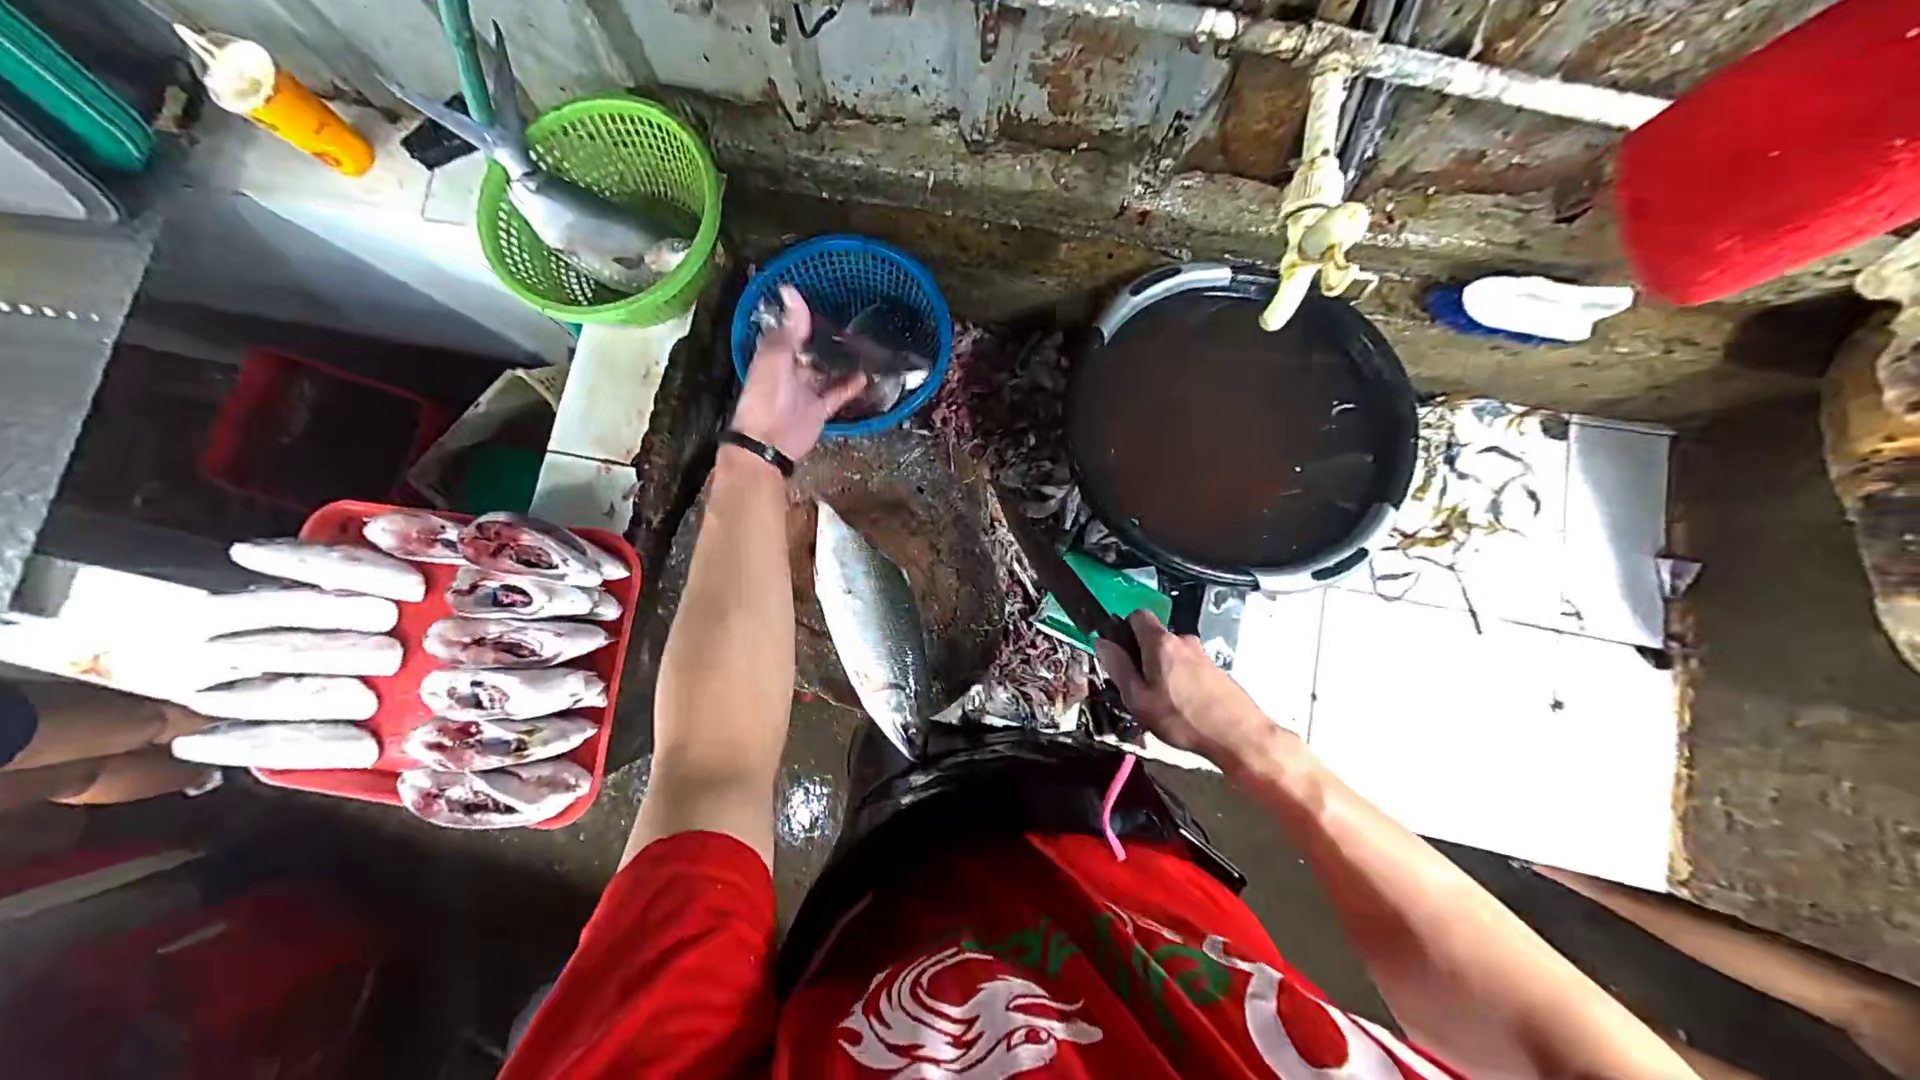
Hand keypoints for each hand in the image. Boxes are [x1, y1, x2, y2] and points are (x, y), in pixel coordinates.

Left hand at [731, 285, 866, 461]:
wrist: (768, 441)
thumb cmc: (766, 396)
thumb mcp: (776, 355)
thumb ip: (790, 327)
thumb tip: (790, 290)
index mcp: (776, 354)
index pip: (792, 330)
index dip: (804, 317)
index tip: (824, 300)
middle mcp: (792, 370)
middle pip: (813, 351)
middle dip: (828, 340)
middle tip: (852, 325)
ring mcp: (807, 390)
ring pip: (828, 372)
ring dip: (843, 362)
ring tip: (863, 348)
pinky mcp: (820, 409)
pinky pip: (838, 394)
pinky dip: (851, 386)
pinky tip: (864, 376)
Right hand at [1095, 610, 1290, 770]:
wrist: (1239, 736)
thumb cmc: (1182, 718)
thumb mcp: (1137, 698)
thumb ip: (1117, 666)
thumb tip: (1103, 643)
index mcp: (1160, 642)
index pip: (1136, 615)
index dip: (1124, 631)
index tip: (1121, 656)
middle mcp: (1183, 640)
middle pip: (1153, 637)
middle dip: (1142, 656)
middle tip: (1139, 688)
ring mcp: (1202, 653)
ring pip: (1170, 653)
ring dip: (1162, 670)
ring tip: (1162, 702)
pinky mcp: (1215, 668)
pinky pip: (1187, 666)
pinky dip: (1180, 679)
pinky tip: (1183, 706)